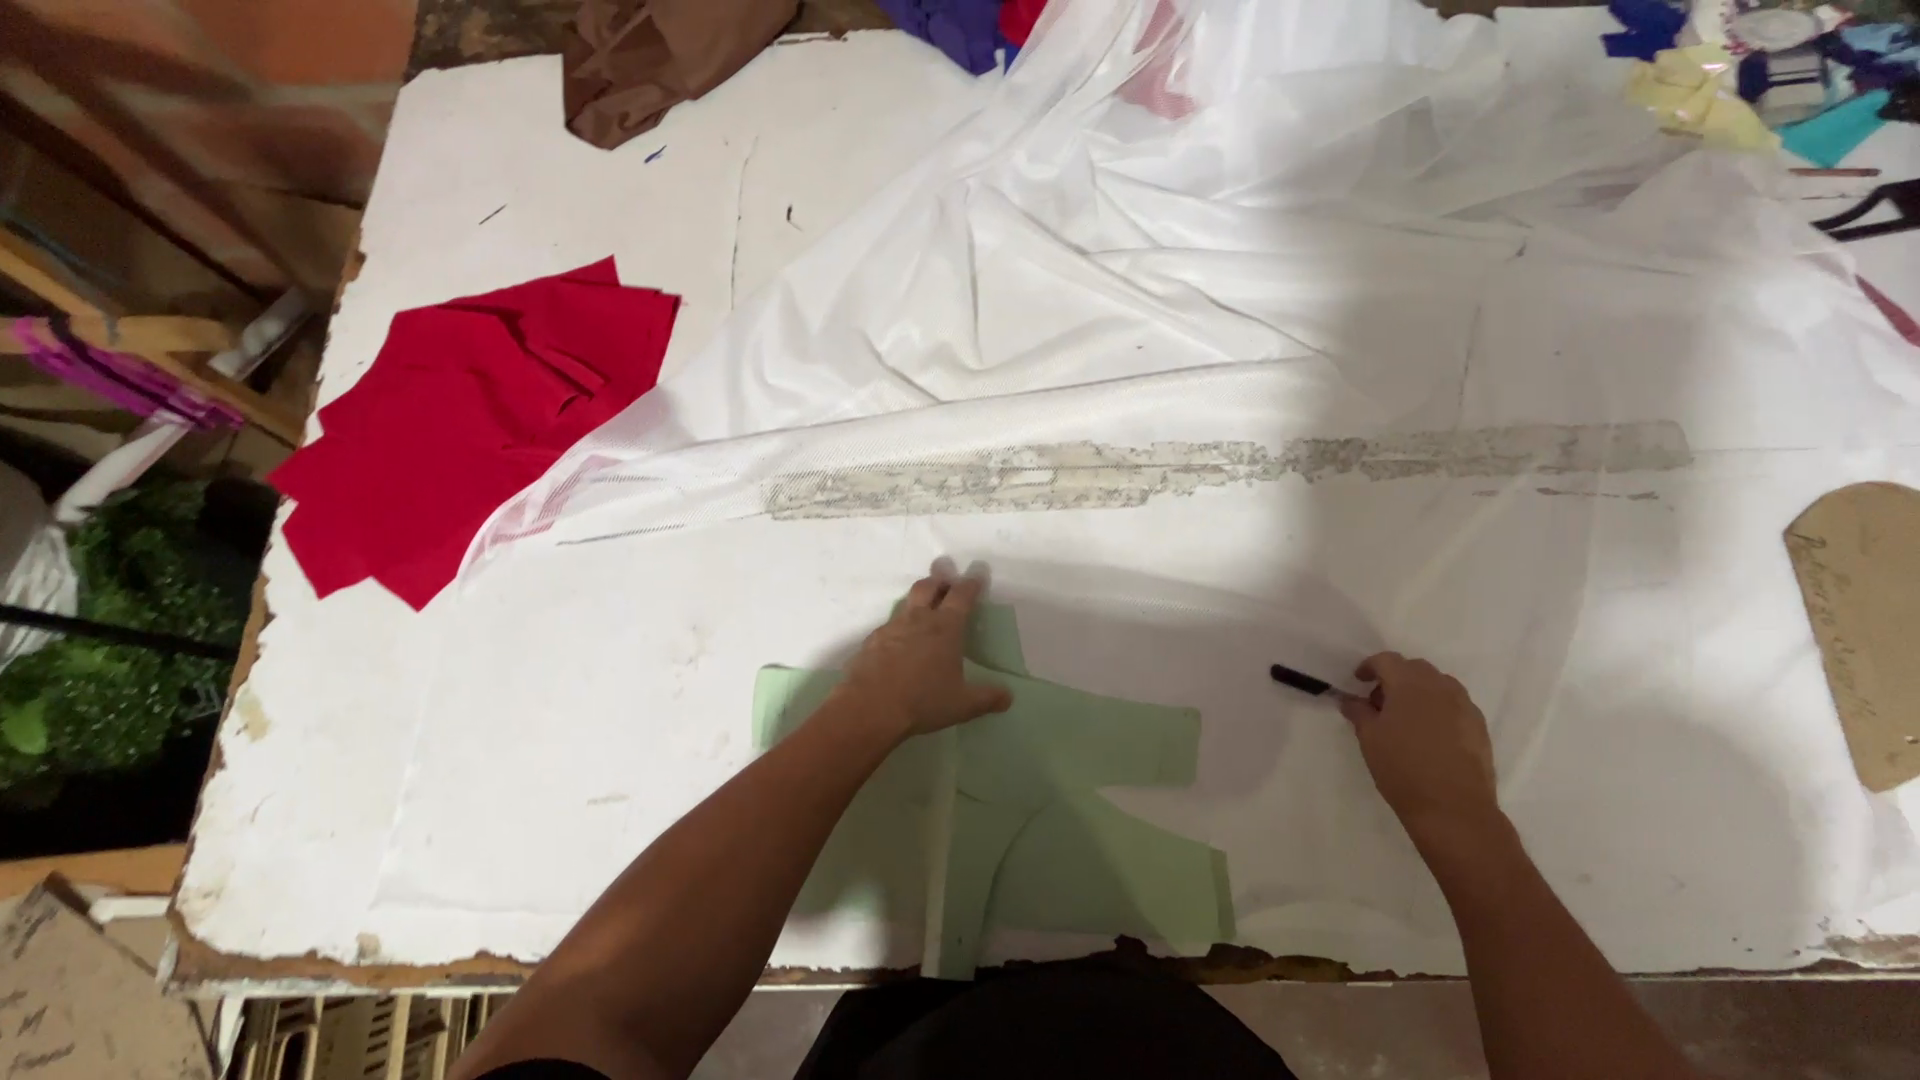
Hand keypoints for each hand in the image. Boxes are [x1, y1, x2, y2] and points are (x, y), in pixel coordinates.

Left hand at [830, 570, 1013, 740]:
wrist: (870, 708)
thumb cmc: (923, 701)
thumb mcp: (962, 705)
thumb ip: (987, 698)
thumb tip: (1008, 697)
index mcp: (945, 628)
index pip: (962, 595)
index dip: (972, 582)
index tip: (977, 572)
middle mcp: (918, 620)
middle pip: (928, 587)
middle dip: (939, 578)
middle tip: (946, 575)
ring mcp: (891, 628)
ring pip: (906, 602)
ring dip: (917, 599)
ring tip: (923, 606)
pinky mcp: (871, 641)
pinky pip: (888, 626)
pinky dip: (898, 627)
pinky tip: (898, 641)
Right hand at [1340, 652, 1501, 839]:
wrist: (1453, 808)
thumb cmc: (1403, 768)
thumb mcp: (1370, 739)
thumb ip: (1359, 712)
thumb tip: (1351, 700)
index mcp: (1410, 685)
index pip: (1387, 660)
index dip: (1369, 667)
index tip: (1358, 682)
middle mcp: (1440, 687)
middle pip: (1415, 668)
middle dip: (1395, 677)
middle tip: (1380, 702)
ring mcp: (1464, 706)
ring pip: (1438, 684)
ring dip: (1419, 691)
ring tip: (1406, 718)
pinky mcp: (1479, 726)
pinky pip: (1455, 704)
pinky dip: (1438, 707)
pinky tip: (1429, 734)